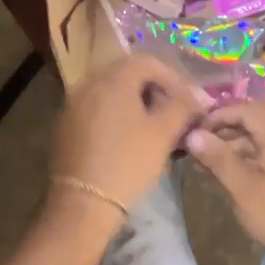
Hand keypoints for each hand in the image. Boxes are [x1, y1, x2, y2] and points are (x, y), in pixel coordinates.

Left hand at [51, 55, 206, 218]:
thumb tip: (200, 96)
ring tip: (152, 129)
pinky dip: (115, 117)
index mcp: (112, 79)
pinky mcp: (64, 127)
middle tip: (172, 114)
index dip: (173, 78)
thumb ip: (184, 106)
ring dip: (135, 104)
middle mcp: (88, 84)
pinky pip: (96, 111)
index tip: (188, 102)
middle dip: (154, 91)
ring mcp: (72, 105)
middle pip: (127, 75)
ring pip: (111, 94)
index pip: (148, 62)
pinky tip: (126, 140)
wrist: (83, 202)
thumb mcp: (164, 133)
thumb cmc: (128, 162)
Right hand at [182, 103, 264, 264]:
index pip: (247, 110)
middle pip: (253, 124)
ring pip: (258, 143)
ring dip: (232, 148)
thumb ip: (218, 158)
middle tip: (197, 147)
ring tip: (206, 164)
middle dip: (223, 131)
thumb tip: (193, 134)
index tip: (196, 129)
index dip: (219, 114)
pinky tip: (228, 177)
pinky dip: (245, 162)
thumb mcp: (242, 187)